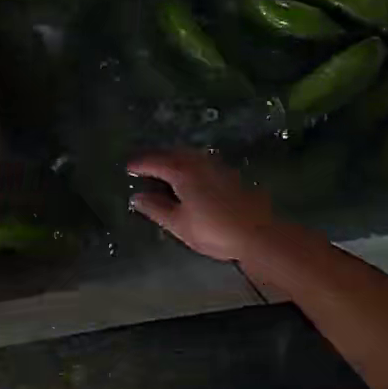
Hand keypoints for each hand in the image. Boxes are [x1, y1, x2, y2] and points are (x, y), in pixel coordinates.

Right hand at [127, 149, 307, 264]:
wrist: (259, 235)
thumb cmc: (214, 230)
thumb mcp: (178, 223)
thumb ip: (155, 208)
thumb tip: (136, 197)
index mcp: (181, 172)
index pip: (154, 162)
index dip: (139, 164)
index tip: (127, 167)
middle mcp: (198, 163)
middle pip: (172, 153)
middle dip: (155, 157)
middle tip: (143, 165)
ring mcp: (216, 167)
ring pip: (189, 155)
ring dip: (173, 158)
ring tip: (164, 168)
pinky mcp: (230, 175)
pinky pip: (201, 162)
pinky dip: (189, 164)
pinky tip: (190, 175)